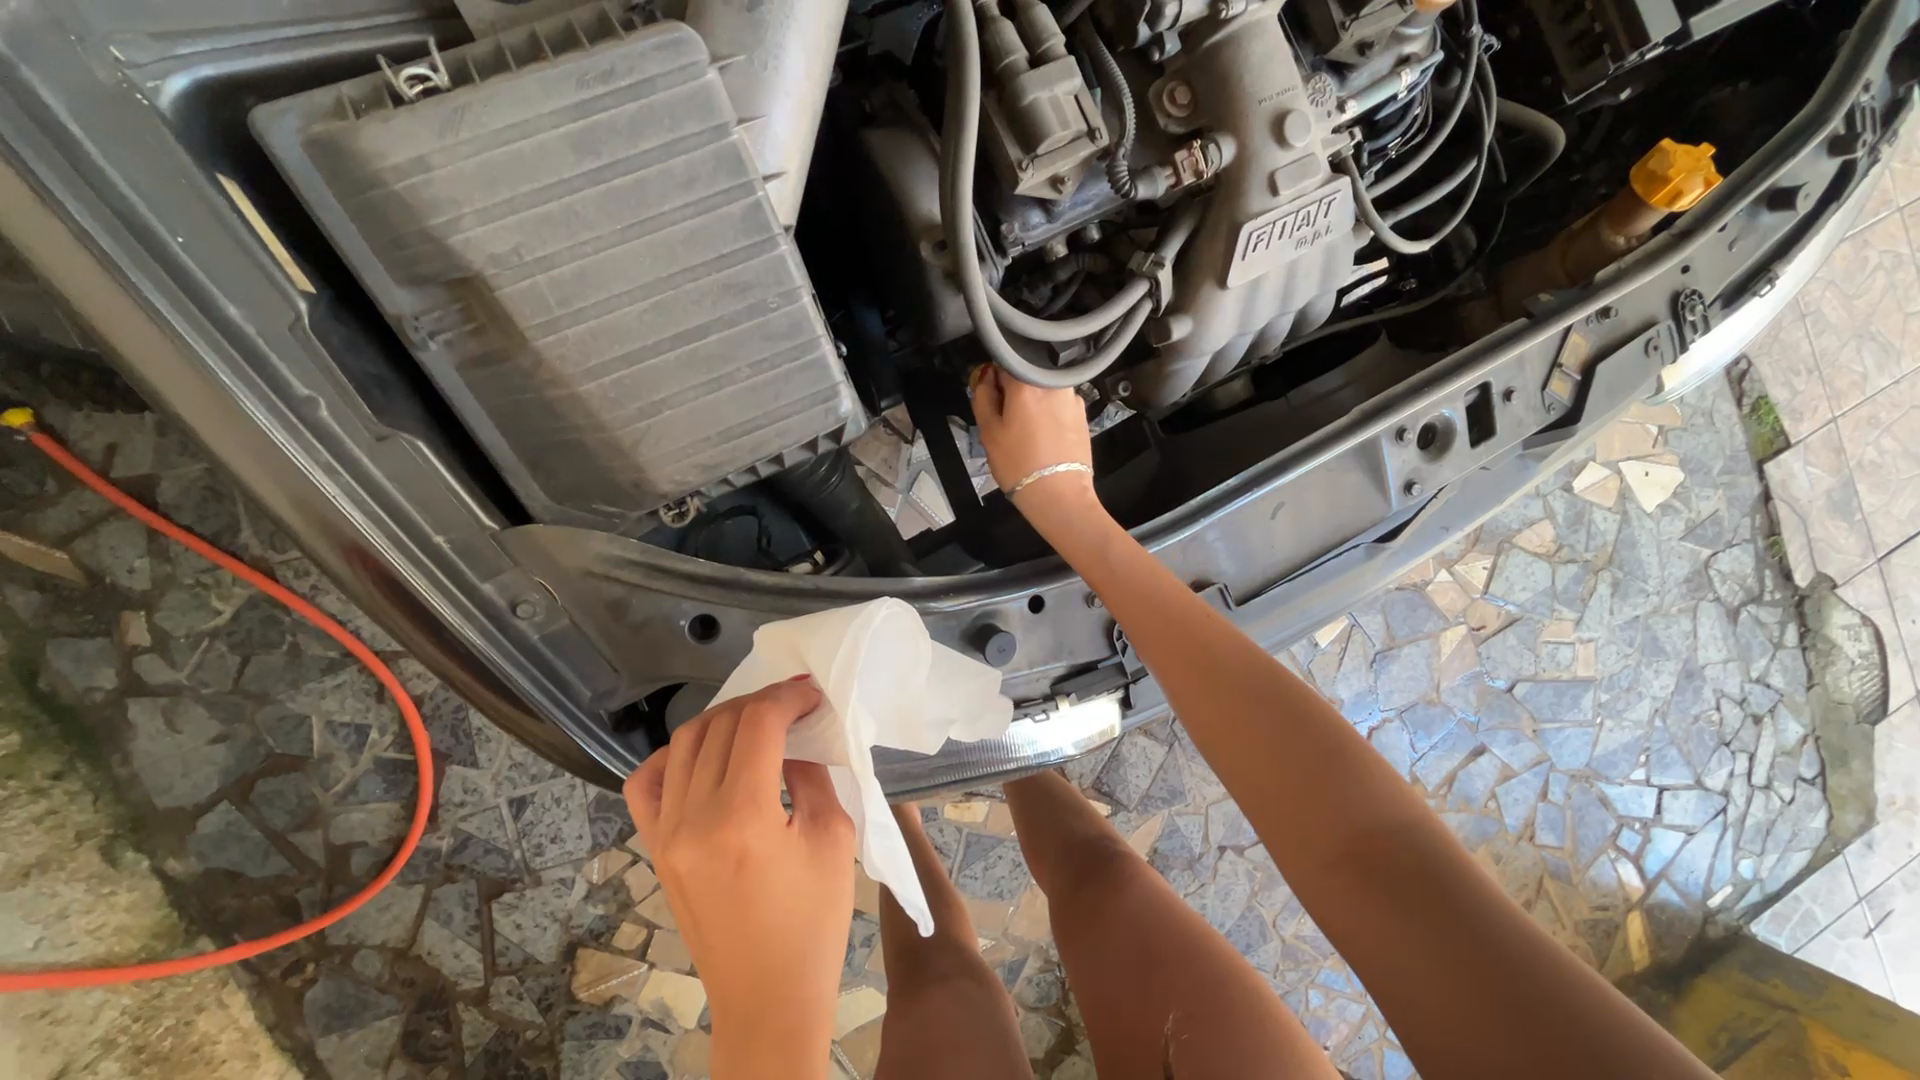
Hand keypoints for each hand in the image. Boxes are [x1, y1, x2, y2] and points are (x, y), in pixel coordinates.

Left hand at [624, 679, 853, 1077]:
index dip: (787, 697)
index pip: (757, 724)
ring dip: (723, 720)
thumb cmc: (813, 924)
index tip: (812, 694)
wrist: (767, 997)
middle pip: (720, 726)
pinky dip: (672, 756)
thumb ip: (811, 778)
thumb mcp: (832, 839)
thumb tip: (795, 742)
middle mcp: (693, 818)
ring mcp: (665, 834)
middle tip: (794, 705)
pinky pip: (646, 784)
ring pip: (683, 744)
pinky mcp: (655, 849)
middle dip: (761, 703)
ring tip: (757, 723)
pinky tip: (703, 756)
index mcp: (743, 817)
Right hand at [969, 364, 1097, 513]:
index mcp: (1027, 383)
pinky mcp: (1083, 414)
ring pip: (1045, 389)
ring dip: (1034, 401)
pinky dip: (1050, 413)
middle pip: (1027, 375)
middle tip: (1007, 417)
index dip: (993, 377)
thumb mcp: (989, 432)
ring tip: (1028, 430)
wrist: (1059, 495)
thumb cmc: (1019, 465)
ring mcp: (1072, 397)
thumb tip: (984, 378)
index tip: (990, 394)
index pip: (1004, 362)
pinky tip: (1045, 435)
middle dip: (1015, 390)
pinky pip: (1060, 404)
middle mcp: (1053, 383)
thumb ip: (982, 397)